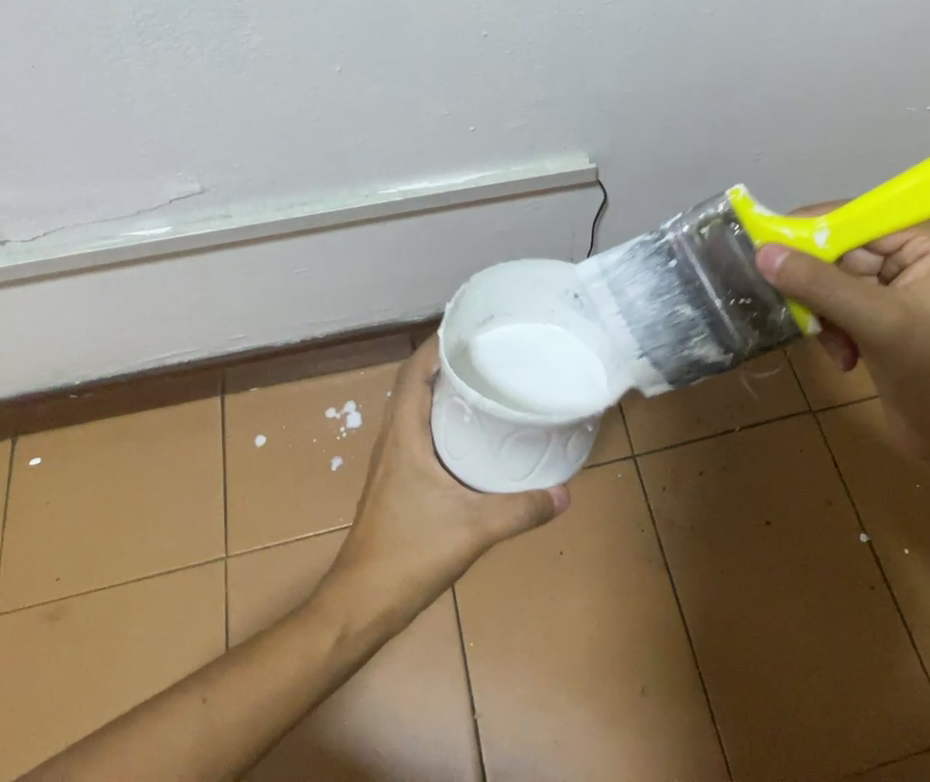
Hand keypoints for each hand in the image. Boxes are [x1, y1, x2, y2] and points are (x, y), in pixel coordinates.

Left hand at [321, 339, 569, 618]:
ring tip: (486, 384)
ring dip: (443, 392)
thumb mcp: (474, 529)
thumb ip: (521, 510)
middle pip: (414, 385)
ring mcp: (392, 463)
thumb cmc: (410, 553)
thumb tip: (566, 493)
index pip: (413, 372)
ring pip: (416, 411)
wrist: (363, 601)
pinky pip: (420, 435)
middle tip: (490, 354)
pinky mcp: (398, 483)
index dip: (437, 344)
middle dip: (447, 363)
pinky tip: (474, 437)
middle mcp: (393, 441)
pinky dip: (444, 422)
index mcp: (403, 436)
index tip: (471, 329)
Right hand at [754, 219, 929, 472]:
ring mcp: (903, 293)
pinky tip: (845, 359)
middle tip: (796, 311)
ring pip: (836, 284)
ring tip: (834, 347)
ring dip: (826, 316)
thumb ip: (820, 285)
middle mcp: (920, 259)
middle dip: (819, 287)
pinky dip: (834, 332)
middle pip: (843, 253)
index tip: (761, 247)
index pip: (860, 220)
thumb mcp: (881, 325)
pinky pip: (842, 310)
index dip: (811, 233)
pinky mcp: (888, 323)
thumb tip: (763, 252)